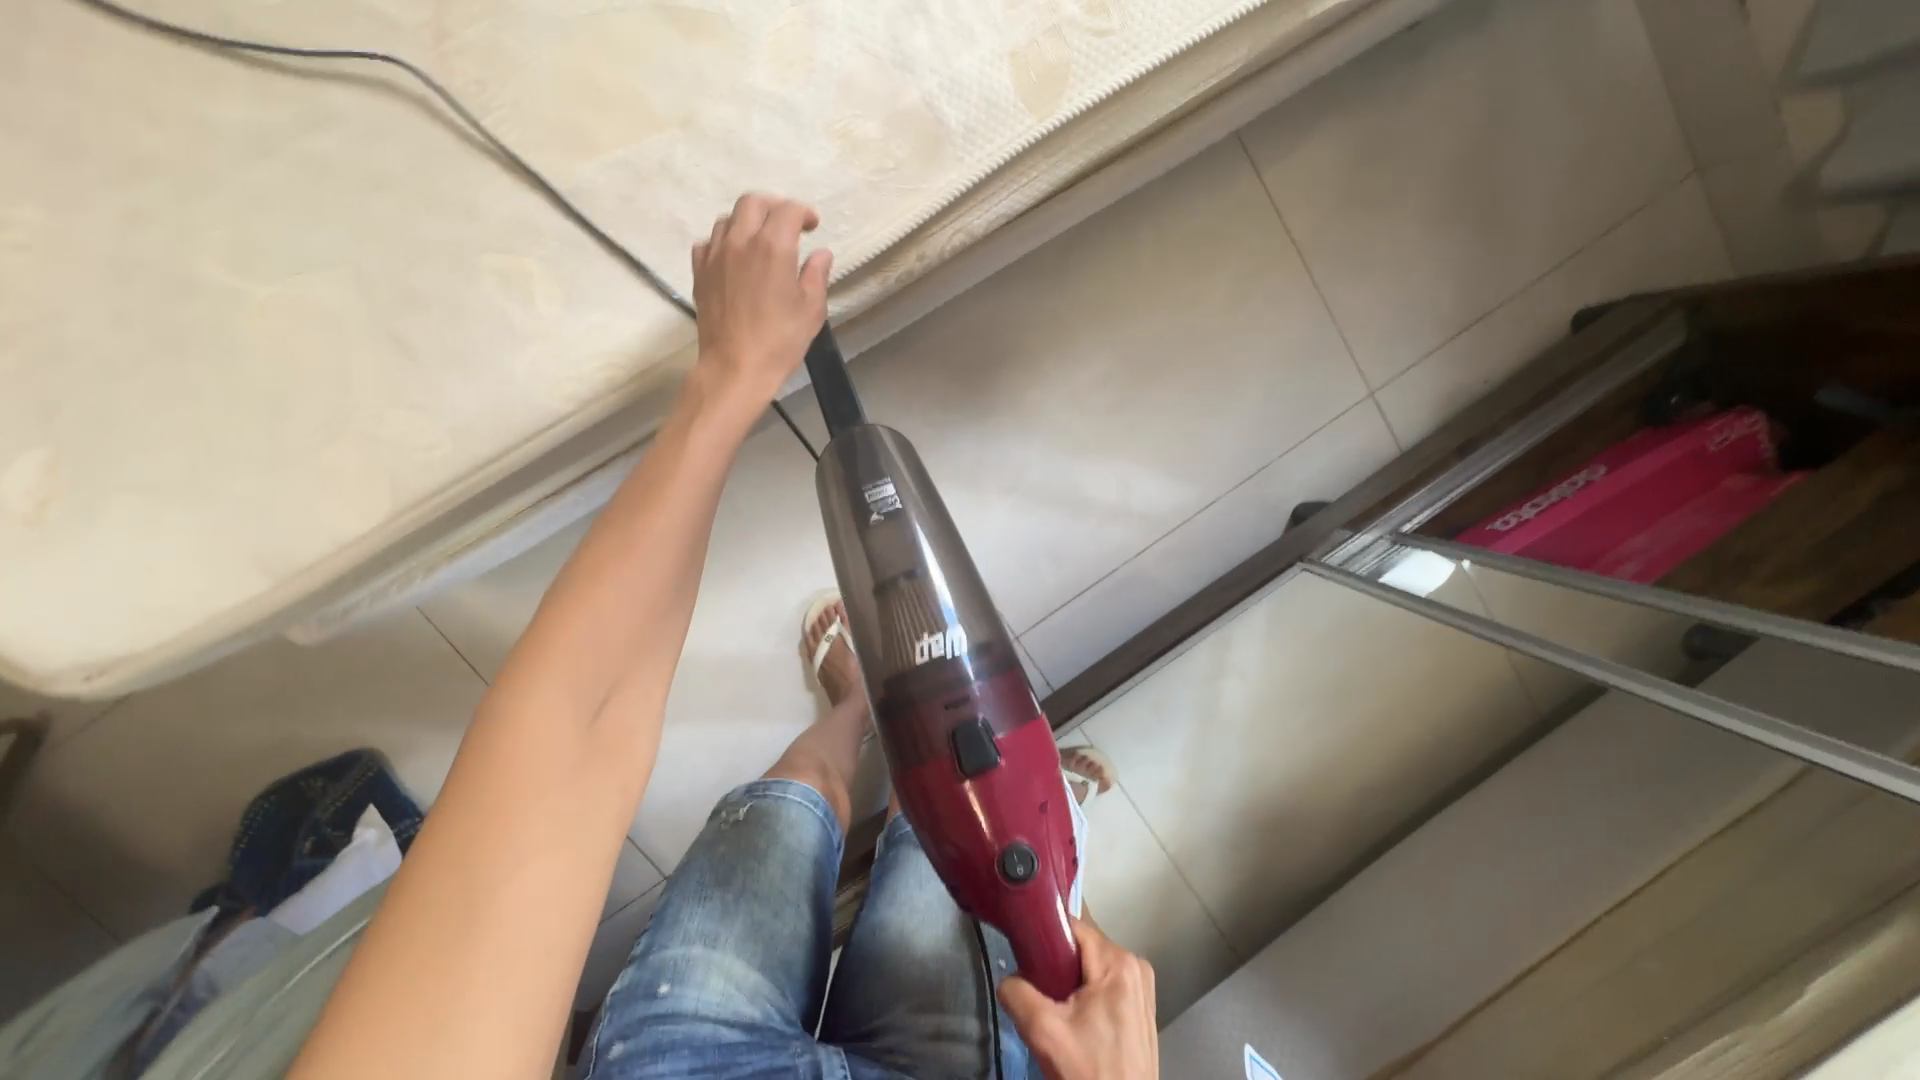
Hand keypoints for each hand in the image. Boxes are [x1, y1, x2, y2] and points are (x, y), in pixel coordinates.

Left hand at [690, 192, 832, 403]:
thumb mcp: (811, 310)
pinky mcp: (700, 272)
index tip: (813, 225)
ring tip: (760, 240)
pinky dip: (724, 242)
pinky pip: (709, 243)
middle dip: (773, 206)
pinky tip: (734, 258)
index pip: (788, 211)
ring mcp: (715, 255)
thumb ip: (816, 275)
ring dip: (747, 222)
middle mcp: (741, 241)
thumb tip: (821, 254)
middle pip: (753, 202)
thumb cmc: (780, 341)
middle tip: (787, 223)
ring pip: (728, 220)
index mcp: (773, 247)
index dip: (803, 213)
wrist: (735, 367)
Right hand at [998, 918, 1158, 1079]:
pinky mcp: (1140, 1006)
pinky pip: (1103, 985)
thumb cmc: (1089, 1072)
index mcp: (1118, 963)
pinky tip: (1076, 1023)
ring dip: (1069, 984)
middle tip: (1041, 994)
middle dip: (1056, 966)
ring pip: (1090, 968)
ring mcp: (1141, 987)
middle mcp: (1136, 966)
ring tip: (1058, 1013)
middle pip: (1081, 948)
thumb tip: (1008, 980)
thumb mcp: (1044, 1032)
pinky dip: (1085, 996)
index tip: (1025, 957)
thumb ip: (1017, 993)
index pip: (1072, 927)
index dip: (1045, 938)